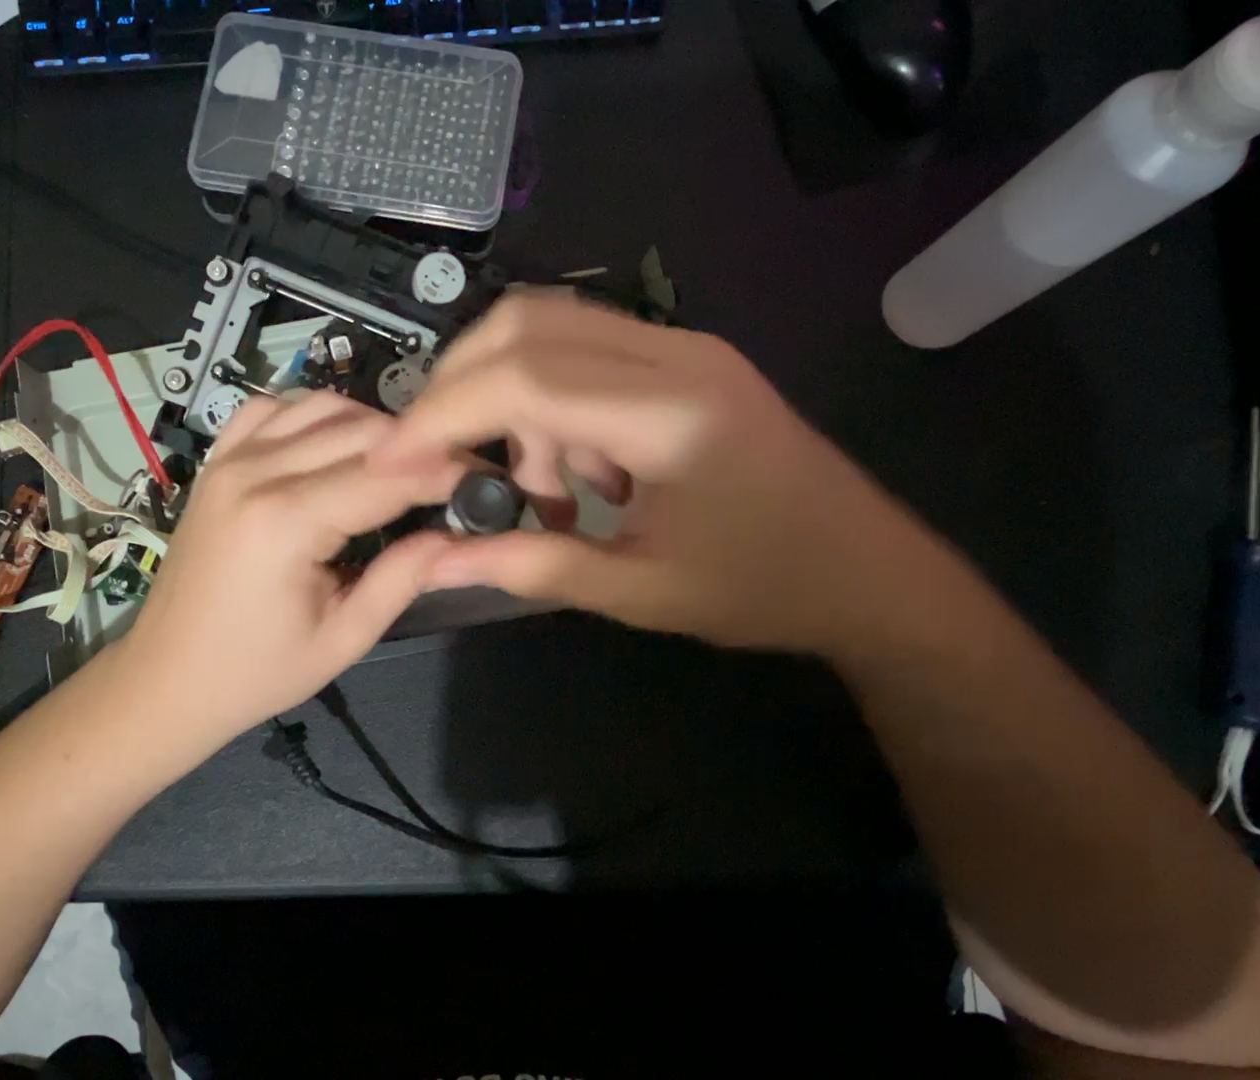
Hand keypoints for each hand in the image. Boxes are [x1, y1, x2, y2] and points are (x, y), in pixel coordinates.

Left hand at [110, 392, 466, 748]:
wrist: (165, 679)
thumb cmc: (256, 672)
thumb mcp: (342, 639)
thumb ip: (402, 579)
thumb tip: (458, 535)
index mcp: (286, 521)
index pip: (388, 474)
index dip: (444, 472)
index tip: (484, 481)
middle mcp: (255, 472)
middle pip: (360, 430)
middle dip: (416, 447)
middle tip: (451, 477)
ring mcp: (229, 460)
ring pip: (319, 405)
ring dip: (370, 426)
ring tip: (400, 465)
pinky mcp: (216, 462)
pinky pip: (270, 409)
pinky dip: (311, 414)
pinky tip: (331, 445)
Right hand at [375, 291, 935, 657]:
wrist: (871, 574)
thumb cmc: (764, 590)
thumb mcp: (640, 591)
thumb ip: (532, 565)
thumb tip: (435, 561)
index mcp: (670, 412)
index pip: (524, 378)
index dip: (441, 413)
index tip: (388, 458)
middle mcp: (676, 355)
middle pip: (527, 326)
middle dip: (461, 388)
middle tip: (440, 460)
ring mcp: (686, 348)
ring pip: (553, 329)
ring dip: (513, 399)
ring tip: (543, 493)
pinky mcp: (687, 361)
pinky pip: (589, 352)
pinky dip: (553, 402)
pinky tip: (585, 477)